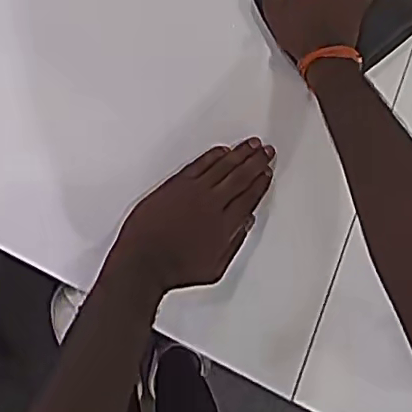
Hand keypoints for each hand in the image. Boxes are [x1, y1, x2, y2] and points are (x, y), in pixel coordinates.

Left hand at [109, 140, 274, 293]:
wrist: (143, 259)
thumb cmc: (174, 267)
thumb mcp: (214, 268)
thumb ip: (233, 243)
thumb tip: (245, 223)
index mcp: (224, 226)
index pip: (250, 197)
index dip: (261, 183)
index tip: (267, 172)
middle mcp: (212, 204)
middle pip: (241, 177)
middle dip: (257, 162)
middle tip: (267, 151)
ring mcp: (194, 190)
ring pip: (223, 165)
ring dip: (240, 153)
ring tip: (252, 144)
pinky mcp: (177, 183)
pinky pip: (201, 163)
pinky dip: (213, 155)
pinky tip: (223, 150)